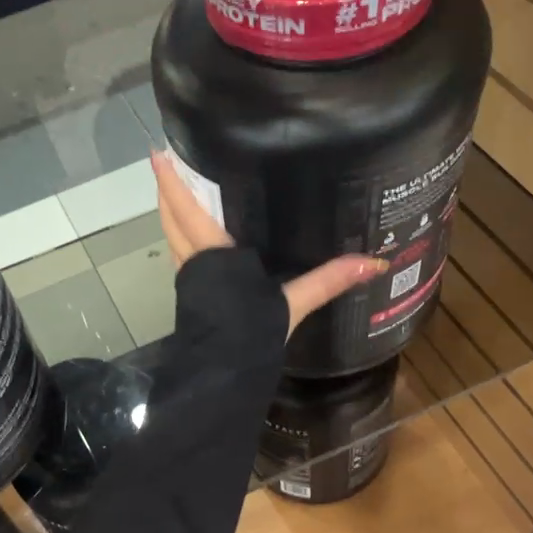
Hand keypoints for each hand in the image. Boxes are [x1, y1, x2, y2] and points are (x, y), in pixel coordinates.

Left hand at [151, 152, 385, 334]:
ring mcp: (187, 280)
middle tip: (167, 160)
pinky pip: (179, 255)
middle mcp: (192, 262)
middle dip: (166, 190)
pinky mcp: (190, 295)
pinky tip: (194, 236)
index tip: (157, 152)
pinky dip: (180, 236)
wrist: (222, 380)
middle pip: (171, 219)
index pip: (187, 210)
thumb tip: (374, 262)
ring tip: (177, 190)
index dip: (171, 182)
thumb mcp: (292, 306)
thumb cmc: (250, 336)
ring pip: (171, 237)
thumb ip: (327, 280)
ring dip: (169, 213)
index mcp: (213, 255)